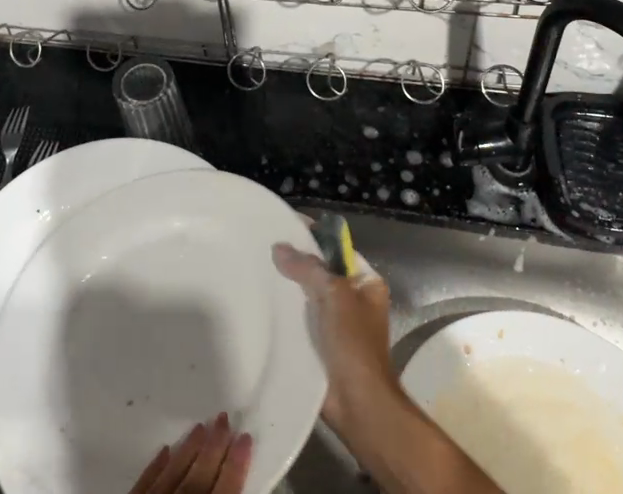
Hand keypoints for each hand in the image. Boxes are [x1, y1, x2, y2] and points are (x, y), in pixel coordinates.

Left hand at [128, 414, 251, 493]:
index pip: (226, 486)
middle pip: (200, 474)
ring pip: (173, 472)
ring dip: (188, 449)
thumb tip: (236, 482)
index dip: (237, 462)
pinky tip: (164, 449)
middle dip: (214, 445)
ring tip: (200, 426)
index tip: (245, 436)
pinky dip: (156, 466)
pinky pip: (145, 482)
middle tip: (223, 417)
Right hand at [271, 243, 397, 428]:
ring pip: (307, 295)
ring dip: (287, 287)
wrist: (356, 400)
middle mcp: (353, 299)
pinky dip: (283, 310)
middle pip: (321, 271)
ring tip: (255, 268)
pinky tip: (260, 300)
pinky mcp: (319, 342)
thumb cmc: (353, 342)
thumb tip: (279, 247)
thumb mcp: (335, 295)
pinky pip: (299, 318)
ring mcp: (336, 322)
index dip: (314, 236)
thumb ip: (308, 268)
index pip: (337, 250)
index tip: (283, 223)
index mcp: (366, 283)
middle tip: (262, 245)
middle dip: (296, 261)